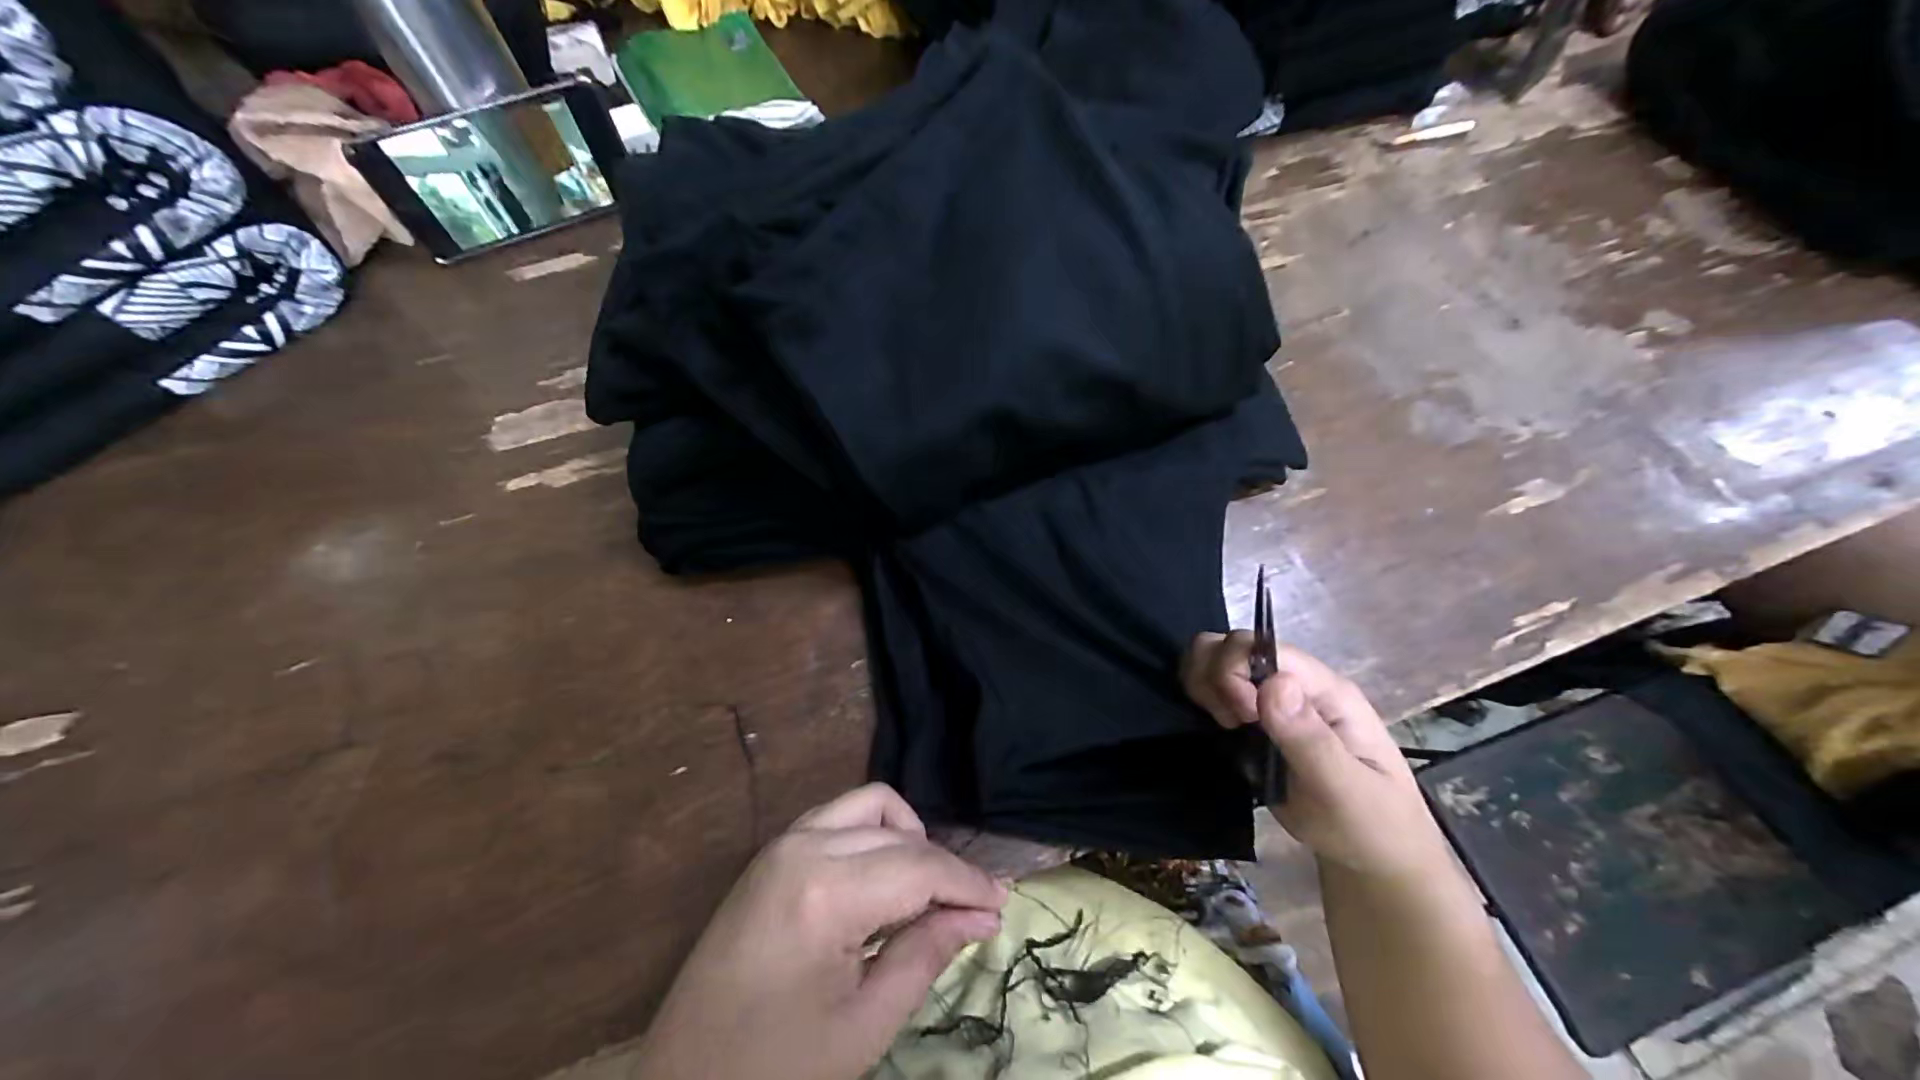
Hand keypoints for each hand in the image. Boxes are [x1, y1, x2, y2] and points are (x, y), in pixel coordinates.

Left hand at [633, 783, 1008, 1079]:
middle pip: (900, 834)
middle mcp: (804, 847)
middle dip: (943, 868)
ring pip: (870, 807)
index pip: (921, 866)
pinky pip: (838, 817)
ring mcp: (782, 843)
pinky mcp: (771, 853)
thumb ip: (927, 954)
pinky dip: (872, 834)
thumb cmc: (779, 1069)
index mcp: (827, 891)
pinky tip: (881, 880)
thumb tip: (983, 915)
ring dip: (908, 838)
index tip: (1003, 904)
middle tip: (970, 913)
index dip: (968, 883)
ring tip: (924, 893)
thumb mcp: (866, 1025)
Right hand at [1182, 632, 1451, 880]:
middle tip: (1231, 724)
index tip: (1241, 720)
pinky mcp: (1253, 716)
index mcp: (1325, 689)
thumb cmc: (1369, 825)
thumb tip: (1274, 682)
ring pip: (1216, 658)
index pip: (1262, 646)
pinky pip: (1213, 685)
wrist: (1373, 855)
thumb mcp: (1346, 790)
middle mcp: (1296, 682)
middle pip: (1233, 644)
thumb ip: (1309, 737)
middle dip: (1214, 677)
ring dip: (1205, 685)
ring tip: (1225, 726)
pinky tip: (1219, 728)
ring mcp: (1273, 697)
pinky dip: (1202, 698)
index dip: (1236, 672)